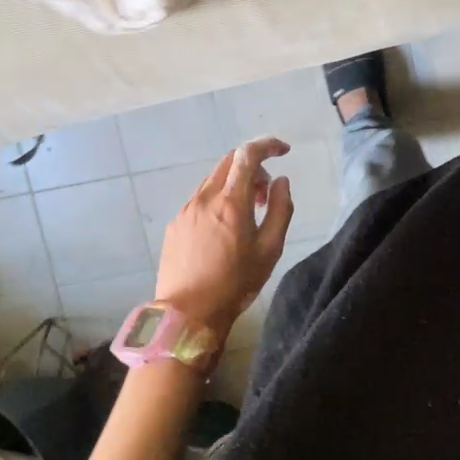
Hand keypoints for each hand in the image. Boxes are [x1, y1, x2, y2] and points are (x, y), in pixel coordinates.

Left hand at [153, 137, 294, 337]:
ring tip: (248, 215)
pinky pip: (201, 199)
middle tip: (266, 194)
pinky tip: (225, 229)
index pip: (248, 154)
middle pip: (229, 162)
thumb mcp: (270, 249)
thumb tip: (281, 182)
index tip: (284, 150)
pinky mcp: (175, 225)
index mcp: (230, 202)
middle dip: (253, 167)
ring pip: (214, 180)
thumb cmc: (235, 283)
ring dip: (236, 185)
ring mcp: (186, 211)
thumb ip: (280, 209)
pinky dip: (219, 199)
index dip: (267, 145)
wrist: (188, 314)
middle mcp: (205, 198)